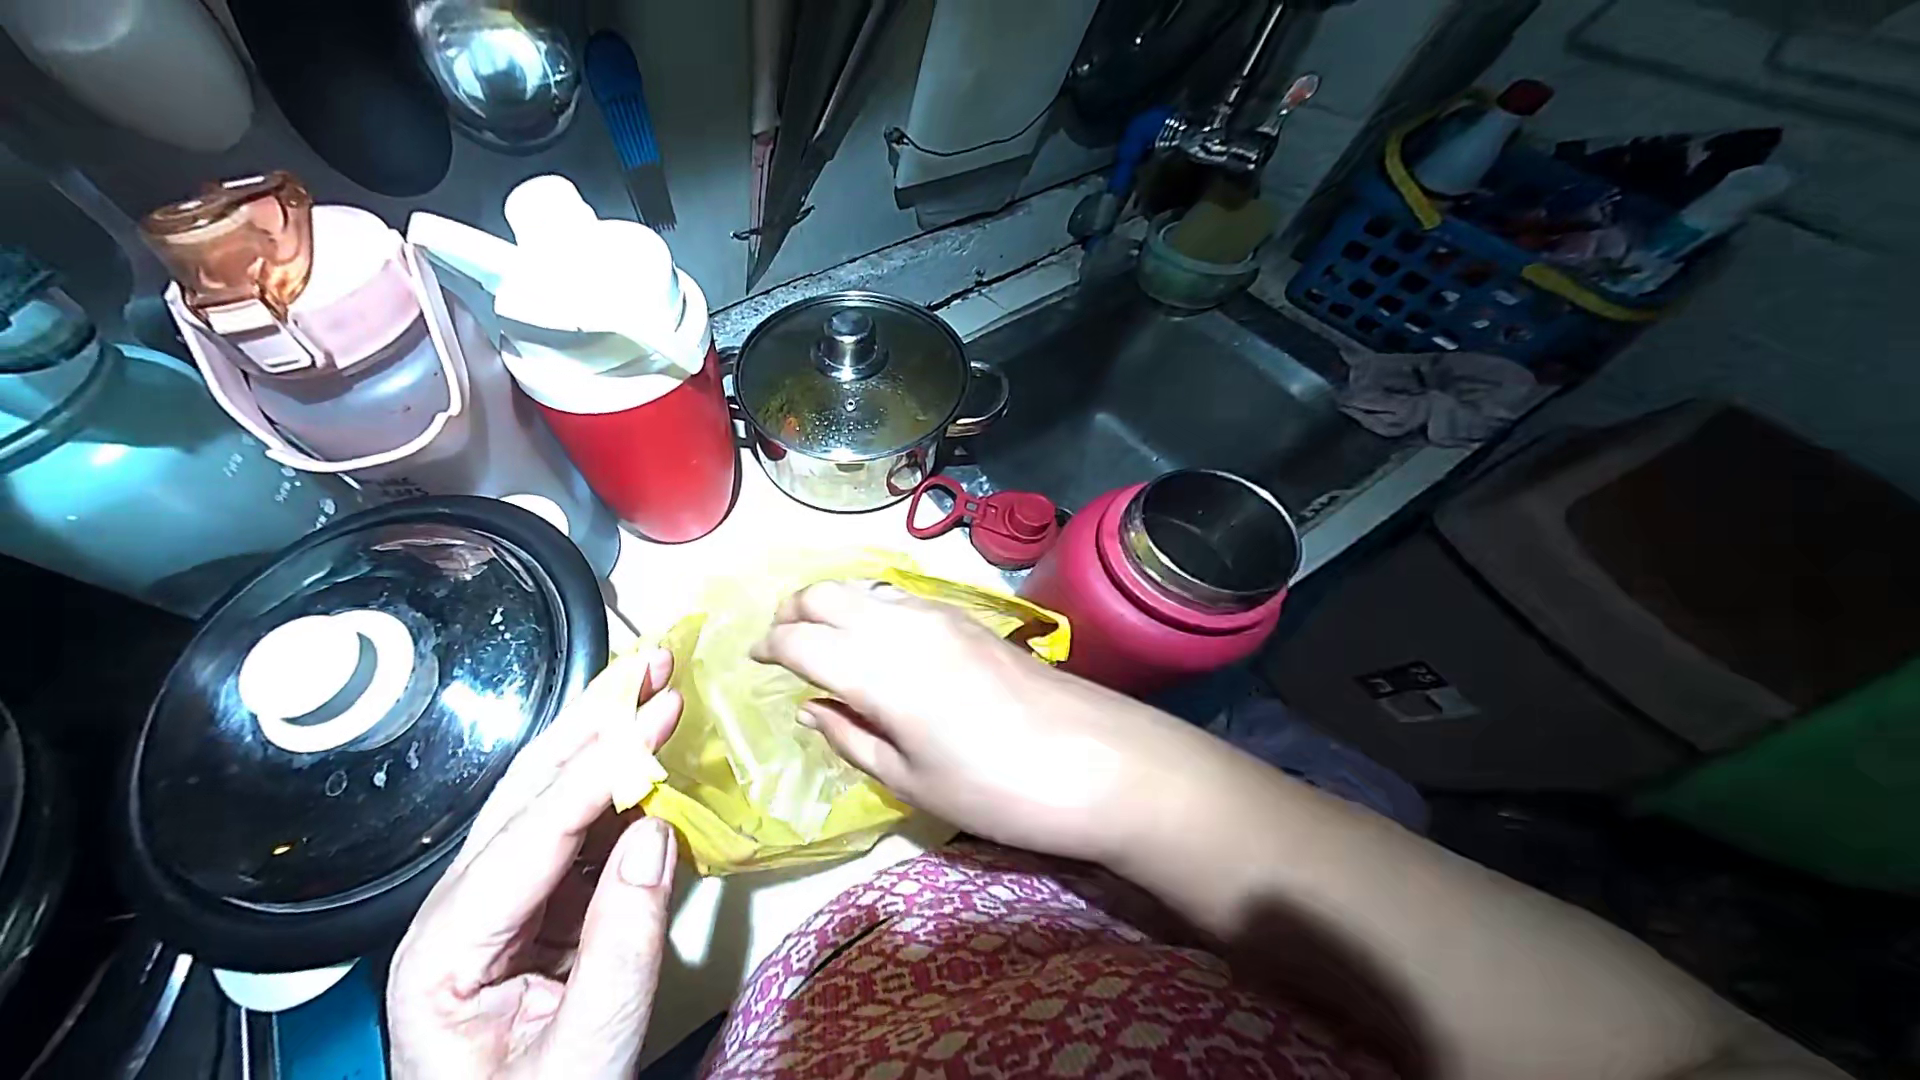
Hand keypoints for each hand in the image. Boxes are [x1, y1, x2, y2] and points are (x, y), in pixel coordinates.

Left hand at [387, 648, 683, 1079]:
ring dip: (608, 731)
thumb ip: (622, 940)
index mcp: (447, 948)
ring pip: (552, 790)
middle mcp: (462, 903)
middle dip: (594, 716)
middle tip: (650, 663)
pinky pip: (583, 821)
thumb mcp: (588, 1049)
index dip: (604, 763)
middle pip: (528, 786)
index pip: (534, 829)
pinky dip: (622, 775)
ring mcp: (501, 894)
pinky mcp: (542, 894)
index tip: (661, 711)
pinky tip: (650, 747)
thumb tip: (655, 831)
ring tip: (652, 683)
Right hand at [750, 581, 1209, 862]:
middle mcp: (900, 625)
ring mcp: (938, 613)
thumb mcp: (910, 780)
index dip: (768, 647)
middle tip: (783, 646)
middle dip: (792, 613)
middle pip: (824, 593)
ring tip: (823, 638)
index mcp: (875, 669)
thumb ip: (850, 736)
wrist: (1093, 758)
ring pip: (862, 586)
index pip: (799, 639)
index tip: (754, 663)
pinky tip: (876, 637)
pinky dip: (870, 605)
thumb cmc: (994, 787)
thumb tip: (810, 708)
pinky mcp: (967, 615)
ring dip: (831, 603)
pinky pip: (899, 595)